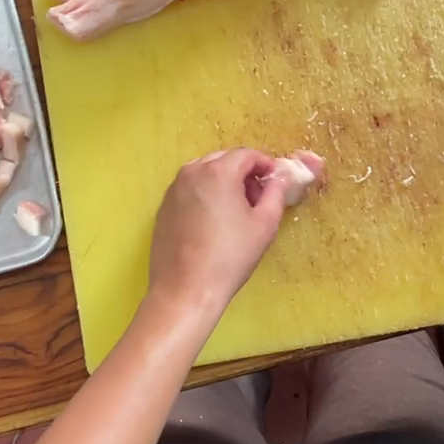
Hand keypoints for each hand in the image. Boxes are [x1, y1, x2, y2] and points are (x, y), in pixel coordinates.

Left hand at [146, 149, 290, 322]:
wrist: (185, 289)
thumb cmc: (230, 256)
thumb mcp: (264, 225)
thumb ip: (275, 194)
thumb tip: (279, 178)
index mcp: (218, 172)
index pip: (246, 154)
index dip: (264, 164)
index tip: (274, 181)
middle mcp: (191, 173)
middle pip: (223, 160)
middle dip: (243, 172)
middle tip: (256, 198)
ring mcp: (173, 190)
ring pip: (204, 173)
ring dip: (223, 182)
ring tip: (235, 210)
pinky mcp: (163, 207)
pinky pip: (189, 190)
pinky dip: (204, 194)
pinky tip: (212, 222)